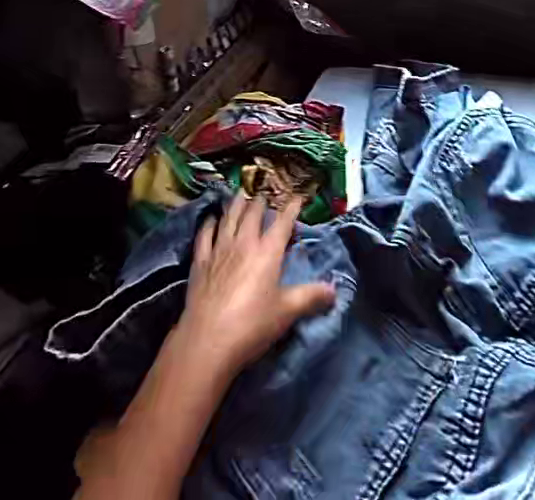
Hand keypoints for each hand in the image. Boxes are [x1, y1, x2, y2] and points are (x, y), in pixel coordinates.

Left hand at [175, 191, 336, 375]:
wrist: (206, 343)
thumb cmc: (252, 324)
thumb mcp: (287, 311)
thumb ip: (312, 296)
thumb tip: (334, 290)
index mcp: (268, 252)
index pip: (283, 222)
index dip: (291, 208)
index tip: (298, 197)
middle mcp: (244, 244)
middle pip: (253, 214)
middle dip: (261, 201)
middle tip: (265, 192)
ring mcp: (219, 251)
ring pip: (229, 219)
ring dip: (236, 204)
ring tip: (241, 192)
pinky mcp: (200, 264)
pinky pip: (204, 236)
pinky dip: (209, 224)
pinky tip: (211, 219)